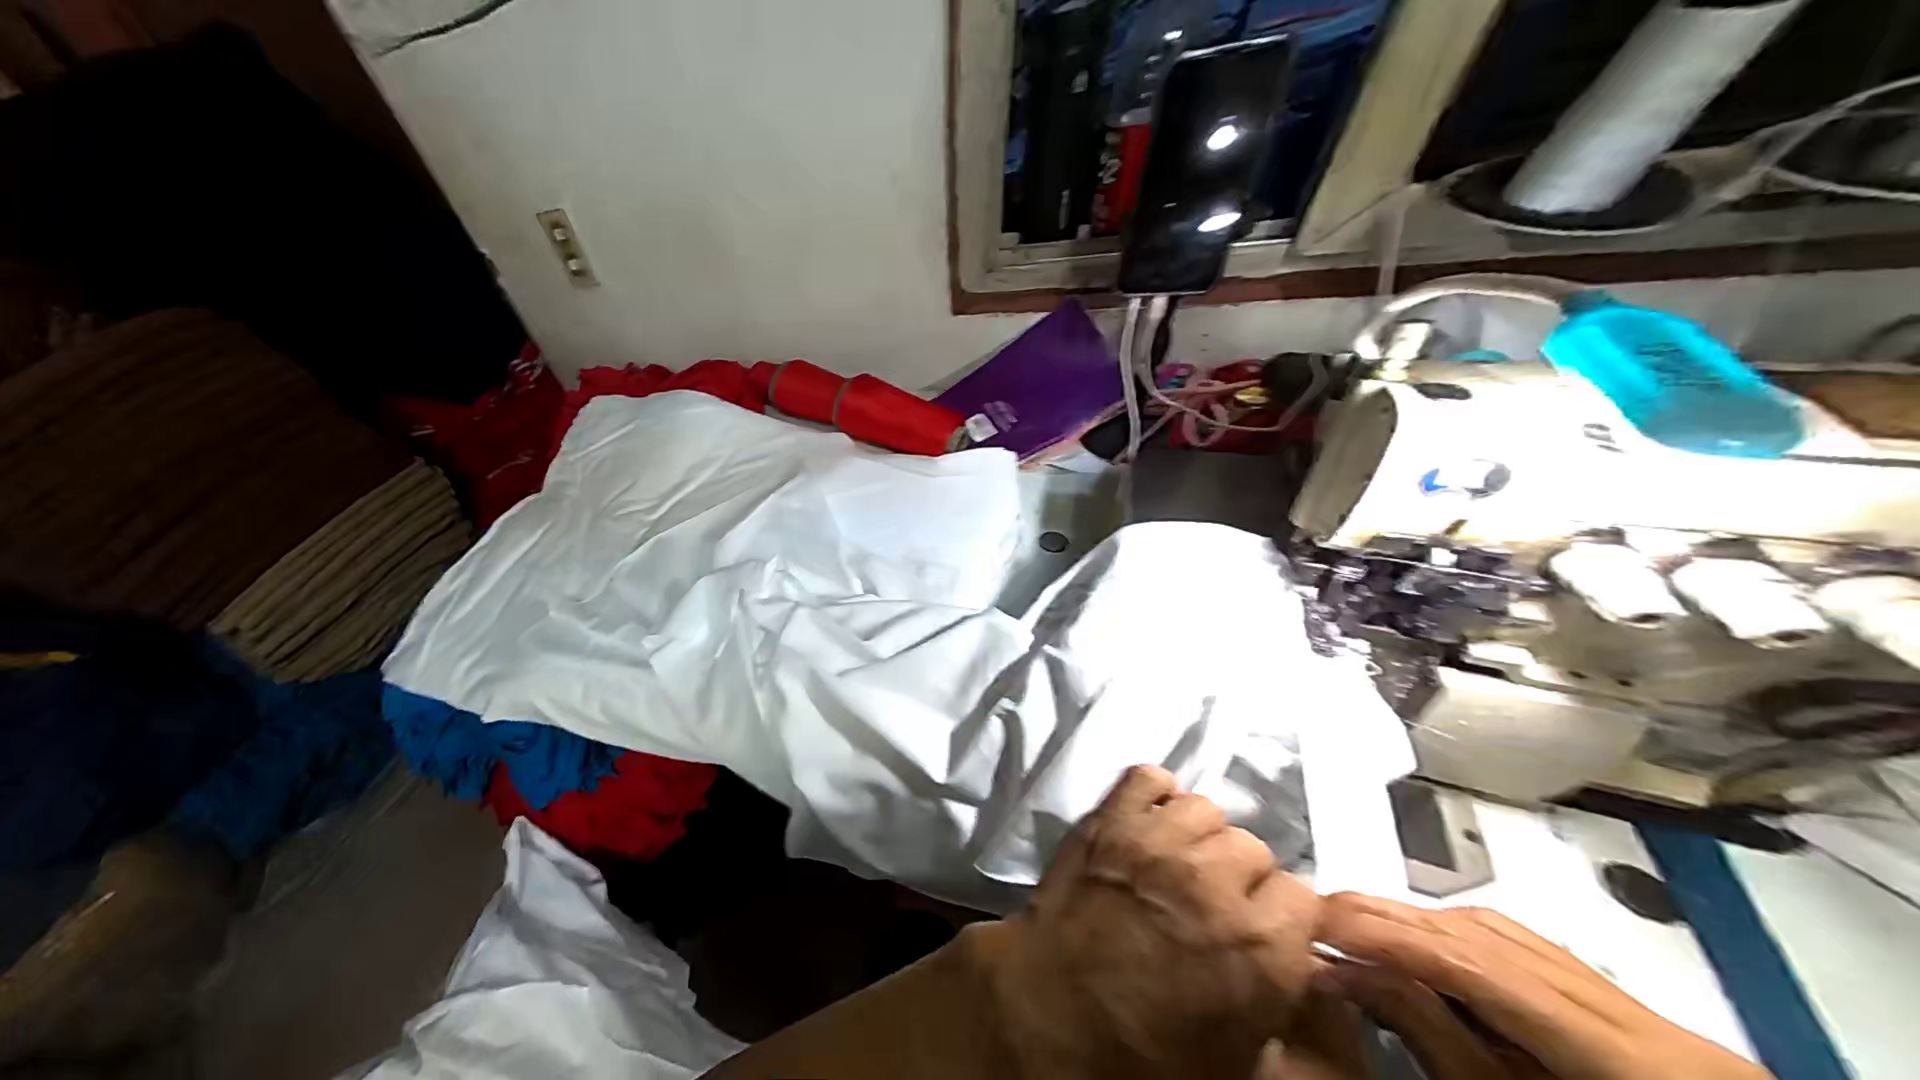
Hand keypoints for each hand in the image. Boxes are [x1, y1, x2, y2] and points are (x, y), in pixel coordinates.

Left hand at [971, 765, 1322, 1079]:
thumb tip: (1337, 997)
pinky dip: (1156, 794)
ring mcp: (1156, 840)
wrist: (1044, 1014)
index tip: (1262, 929)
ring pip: (1206, 810)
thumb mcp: (1245, 1073)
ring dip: (1199, 837)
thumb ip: (1313, 1042)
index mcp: (1257, 946)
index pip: (1301, 896)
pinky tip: (1151, 823)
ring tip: (1179, 865)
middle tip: (1213, 904)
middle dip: (1240, 878)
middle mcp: (1212, 880)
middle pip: (1253, 849)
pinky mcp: (1109, 818)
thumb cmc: (1142, 1053)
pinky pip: (1150, 777)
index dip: (1282, 916)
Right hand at [1317, 893, 1772, 1079]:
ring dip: (1410, 921)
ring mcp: (1609, 991)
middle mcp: (1616, 1005)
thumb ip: (1430, 1035)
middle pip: (1479, 933)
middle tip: (1316, 916)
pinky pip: (1507, 940)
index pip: (1475, 965)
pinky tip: (1410, 937)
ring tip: (1350, 925)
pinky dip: (1445, 932)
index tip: (1317, 925)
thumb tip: (1345, 969)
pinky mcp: (1595, 987)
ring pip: (1489, 928)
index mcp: (1615, 1053)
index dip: (1388, 936)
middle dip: (1388, 919)